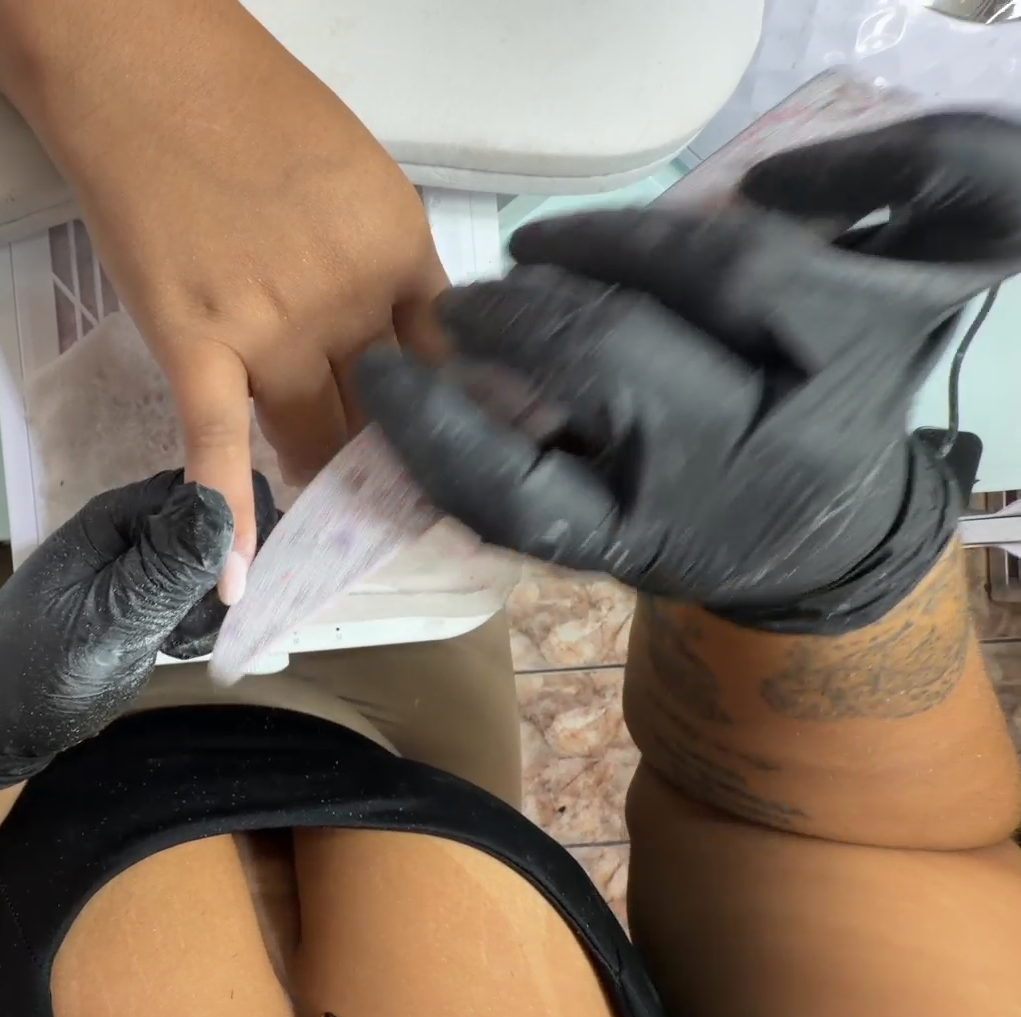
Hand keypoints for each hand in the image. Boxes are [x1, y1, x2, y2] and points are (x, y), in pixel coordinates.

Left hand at [0, 471, 232, 796]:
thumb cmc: (37, 673)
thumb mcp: (107, 623)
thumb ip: (166, 570)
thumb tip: (223, 500)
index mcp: (117, 518)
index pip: (206, 487)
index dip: (232, 531)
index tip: (230, 590)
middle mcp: (129, 532)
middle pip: (213, 525)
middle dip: (227, 572)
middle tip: (201, 621)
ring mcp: (134, 569)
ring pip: (208, 564)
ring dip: (212, 602)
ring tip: (181, 640)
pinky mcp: (138, 601)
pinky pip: (190, 595)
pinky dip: (197, 621)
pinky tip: (178, 647)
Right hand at [17, 3, 445, 594]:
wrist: (143, 68)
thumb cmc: (245, 103)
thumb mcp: (350, 174)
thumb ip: (378, 260)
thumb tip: (380, 334)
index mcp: (400, 246)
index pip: (447, 367)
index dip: (452, 427)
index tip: (454, 469)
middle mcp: (348, 299)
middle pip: (382, 416)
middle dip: (390, 472)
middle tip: (393, 524)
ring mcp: (269, 328)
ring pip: (312, 438)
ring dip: (323, 488)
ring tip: (330, 539)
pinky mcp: (194, 346)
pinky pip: (215, 442)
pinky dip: (226, 512)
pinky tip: (235, 577)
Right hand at [356, 113, 1020, 631]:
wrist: (811, 535)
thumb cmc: (661, 519)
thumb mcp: (569, 529)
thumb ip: (493, 470)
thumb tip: (413, 384)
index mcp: (646, 529)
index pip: (509, 489)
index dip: (428, 423)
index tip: (380, 370)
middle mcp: (753, 461)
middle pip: (611, 359)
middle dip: (510, 317)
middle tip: (464, 305)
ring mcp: (858, 375)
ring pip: (740, 271)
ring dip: (617, 243)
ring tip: (546, 247)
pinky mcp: (932, 305)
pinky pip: (955, 198)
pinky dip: (880, 161)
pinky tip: (775, 186)